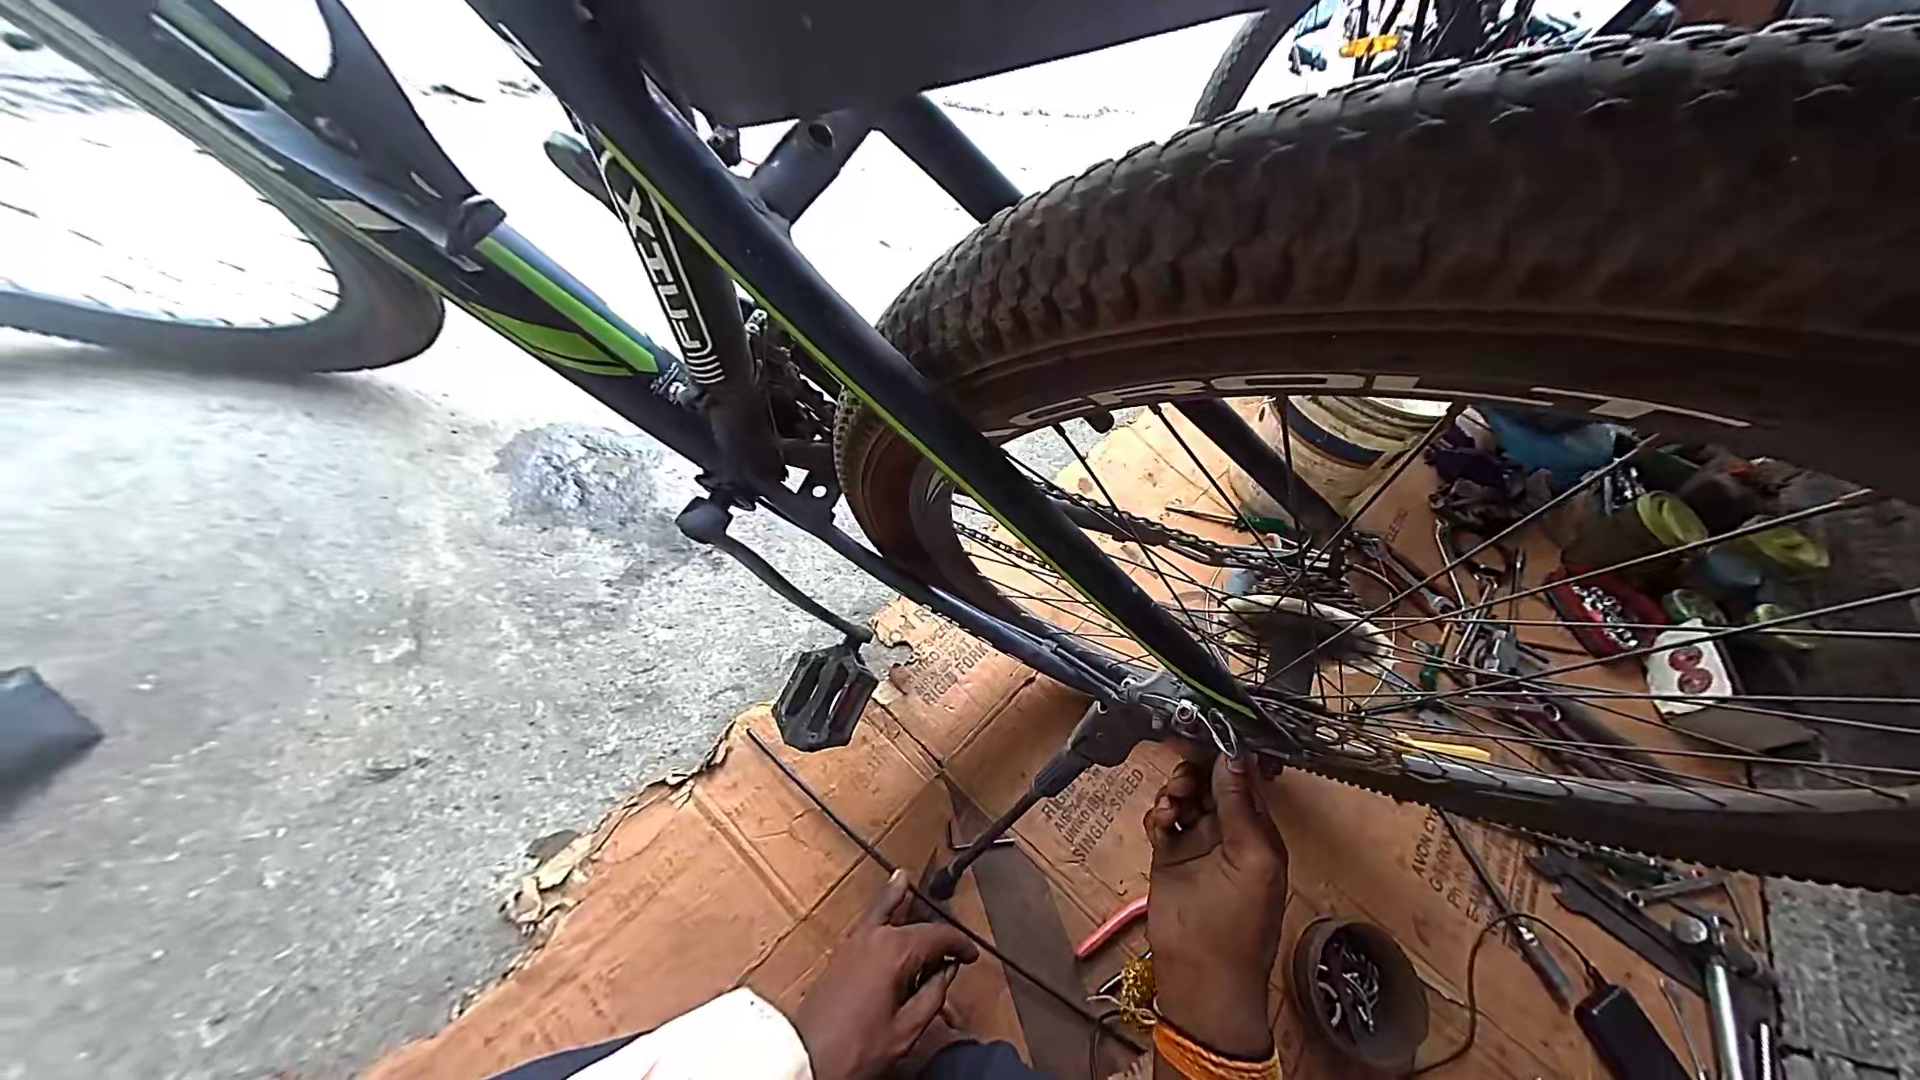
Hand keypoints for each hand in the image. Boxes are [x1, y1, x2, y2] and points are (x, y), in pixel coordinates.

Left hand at [792, 870, 979, 1079]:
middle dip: (938, 934)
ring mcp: (858, 938)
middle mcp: (877, 934)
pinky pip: (874, 915)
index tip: (972, 956)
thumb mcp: (904, 1031)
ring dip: (910, 904)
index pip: (938, 936)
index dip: (959, 944)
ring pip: (892, 909)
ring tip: (920, 889)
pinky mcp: (846, 948)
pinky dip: (887, 900)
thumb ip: (932, 996)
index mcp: (895, 951)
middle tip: (954, 951)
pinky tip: (894, 890)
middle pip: (917, 923)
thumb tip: (947, 972)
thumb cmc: (855, 1048)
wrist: (805, 1057)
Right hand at [1144, 754, 1289, 1059]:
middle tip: (1182, 783)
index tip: (1201, 735)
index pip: (1240, 778)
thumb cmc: (1237, 920)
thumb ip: (1240, 805)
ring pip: (1182, 794)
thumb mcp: (1252, 858)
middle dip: (1192, 773)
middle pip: (1207, 780)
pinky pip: (1161, 816)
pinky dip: (1158, 814)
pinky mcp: (1169, 850)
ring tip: (1170, 808)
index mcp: (1255, 828)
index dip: (1222, 755)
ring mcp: (1196, 839)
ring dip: (1173, 791)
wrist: (1200, 971)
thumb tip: (1233, 755)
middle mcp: (1226, 828)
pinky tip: (1160, 826)